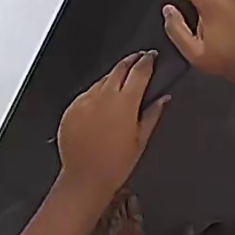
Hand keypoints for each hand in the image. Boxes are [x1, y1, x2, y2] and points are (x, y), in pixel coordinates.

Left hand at [56, 51, 169, 197]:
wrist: (85, 178)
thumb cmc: (115, 164)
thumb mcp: (141, 139)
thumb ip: (153, 113)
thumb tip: (163, 98)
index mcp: (125, 103)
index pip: (139, 71)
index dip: (147, 60)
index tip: (152, 56)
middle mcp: (103, 97)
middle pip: (119, 68)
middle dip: (131, 60)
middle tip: (139, 58)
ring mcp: (85, 101)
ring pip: (102, 79)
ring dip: (113, 77)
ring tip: (121, 84)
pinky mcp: (71, 108)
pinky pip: (86, 93)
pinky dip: (96, 93)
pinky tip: (102, 103)